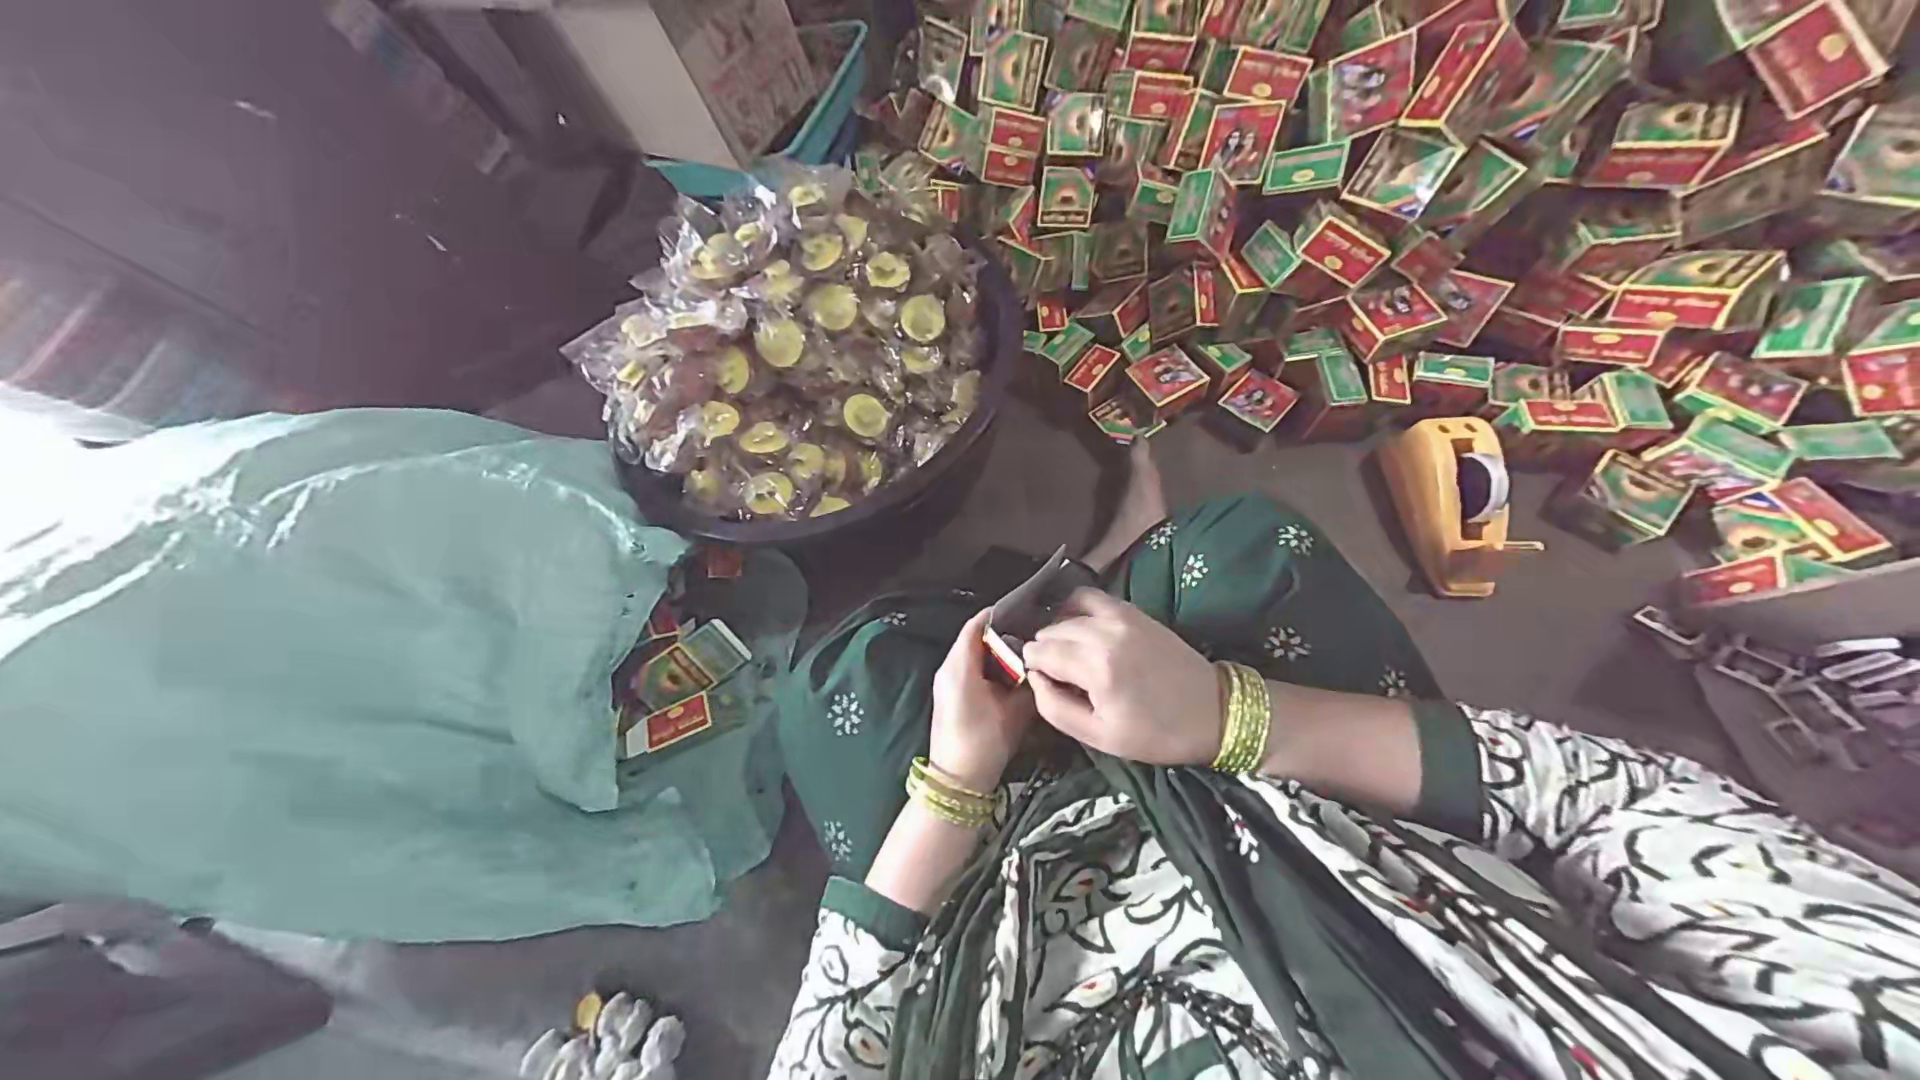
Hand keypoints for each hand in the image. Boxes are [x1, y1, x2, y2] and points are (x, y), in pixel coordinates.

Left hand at [928, 609, 1034, 790]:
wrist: (958, 781)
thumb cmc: (984, 742)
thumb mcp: (1014, 711)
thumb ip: (1026, 683)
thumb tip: (1038, 666)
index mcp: (959, 665)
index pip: (977, 625)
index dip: (1000, 615)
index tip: (1025, 612)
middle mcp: (948, 668)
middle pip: (975, 638)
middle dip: (1002, 634)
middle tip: (1032, 635)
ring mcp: (946, 682)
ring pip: (973, 654)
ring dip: (996, 652)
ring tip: (1026, 654)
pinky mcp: (949, 695)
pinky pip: (970, 670)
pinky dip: (989, 667)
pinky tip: (1011, 676)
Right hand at [1022, 589, 1223, 766]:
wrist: (1212, 712)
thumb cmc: (1155, 733)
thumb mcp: (1099, 737)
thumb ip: (1054, 707)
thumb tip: (1035, 678)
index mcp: (1096, 668)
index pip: (1039, 652)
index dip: (1033, 668)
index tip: (1046, 684)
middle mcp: (1104, 633)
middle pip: (1050, 631)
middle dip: (1046, 651)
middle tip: (1061, 676)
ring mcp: (1120, 617)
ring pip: (1065, 613)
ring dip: (1059, 632)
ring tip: (1070, 654)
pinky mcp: (1131, 610)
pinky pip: (1089, 596)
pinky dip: (1075, 608)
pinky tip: (1079, 627)